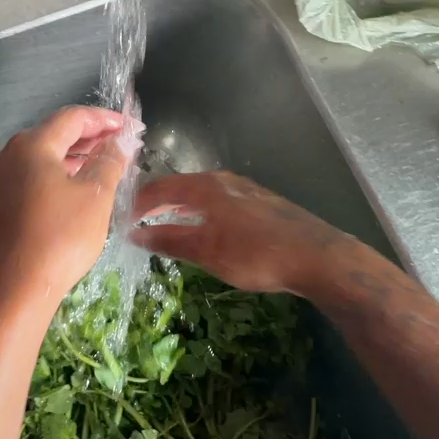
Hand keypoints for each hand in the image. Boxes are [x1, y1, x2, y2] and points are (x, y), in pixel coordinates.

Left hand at [0, 106, 135, 306]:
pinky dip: (59, 174)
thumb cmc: (60, 237)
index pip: (73, 117)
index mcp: (32, 145)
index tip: (131, 127)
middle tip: (122, 145)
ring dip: (76, 157)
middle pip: (55, 133)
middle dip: (91, 137)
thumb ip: (110, 162)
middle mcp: (10, 154)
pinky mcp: (0, 202)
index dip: (105, 119)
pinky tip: (78, 188)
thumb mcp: (95, 197)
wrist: (16, 287)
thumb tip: (120, 142)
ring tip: (106, 165)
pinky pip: (33, 175)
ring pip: (44, 156)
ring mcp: (1, 179)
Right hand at [130, 171, 354, 295]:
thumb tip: (134, 234)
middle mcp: (224, 181)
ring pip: (202, 195)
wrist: (317, 257)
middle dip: (158, 203)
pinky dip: (202, 213)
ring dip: (181, 209)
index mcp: (206, 187)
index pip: (160, 187)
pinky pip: (220, 203)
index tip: (121, 219)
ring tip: (167, 224)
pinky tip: (207, 230)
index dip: (138, 202)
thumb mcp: (206, 251)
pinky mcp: (262, 204)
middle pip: (181, 187)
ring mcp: (246, 191)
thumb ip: (169, 240)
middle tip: (139, 221)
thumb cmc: (255, 253)